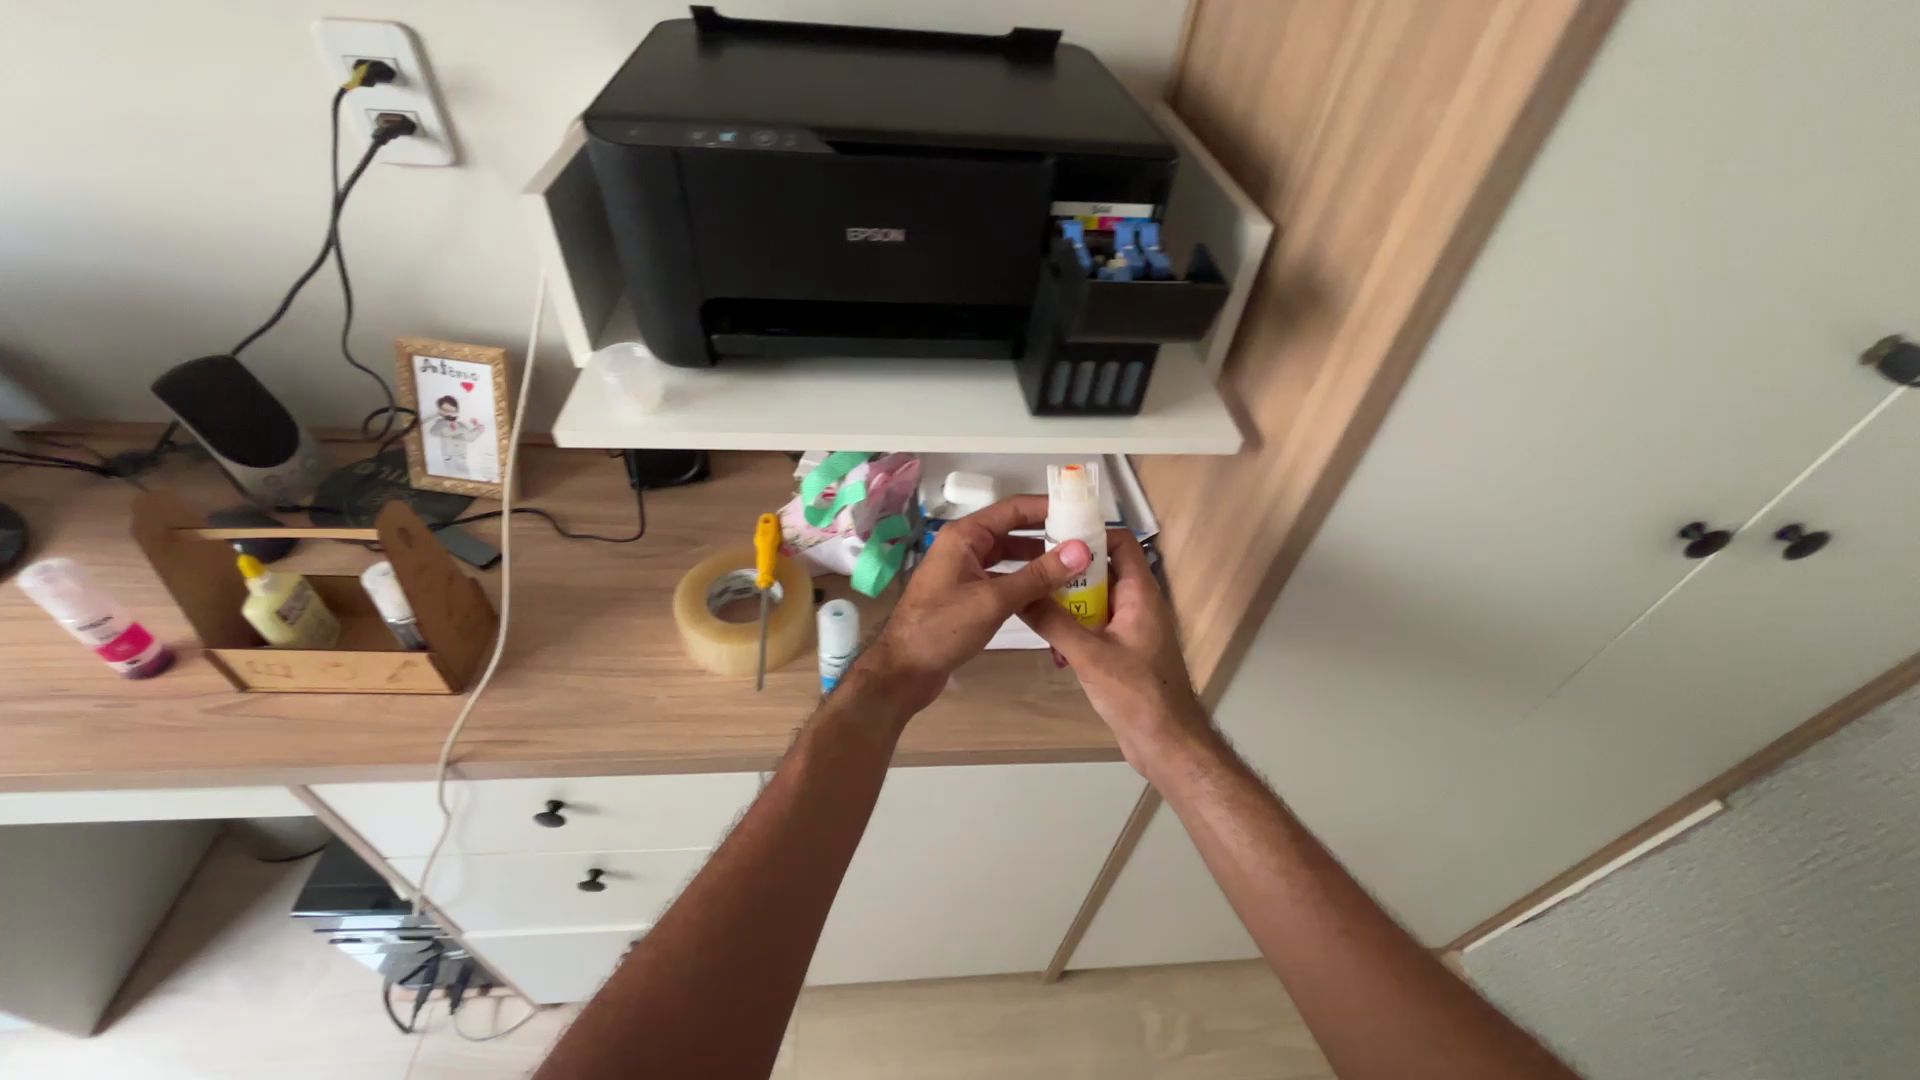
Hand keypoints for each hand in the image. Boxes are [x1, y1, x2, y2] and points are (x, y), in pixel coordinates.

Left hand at [864, 496, 1091, 714]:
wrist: (903, 669)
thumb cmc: (942, 628)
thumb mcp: (993, 599)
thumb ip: (1038, 575)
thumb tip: (1081, 550)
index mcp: (964, 536)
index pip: (1013, 509)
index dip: (1048, 508)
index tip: (1082, 512)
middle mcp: (964, 547)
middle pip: (1013, 532)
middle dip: (1048, 536)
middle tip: (1087, 544)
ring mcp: (964, 571)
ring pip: (1010, 558)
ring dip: (1039, 563)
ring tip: (1076, 569)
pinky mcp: (967, 595)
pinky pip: (1003, 580)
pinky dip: (1025, 584)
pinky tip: (1051, 595)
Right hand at [1018, 529, 1212, 782]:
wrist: (1165, 741)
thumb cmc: (1137, 694)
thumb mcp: (1089, 655)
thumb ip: (1053, 622)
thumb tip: (1019, 594)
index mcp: (1141, 594)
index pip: (1121, 543)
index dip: (1091, 532)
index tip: (1054, 534)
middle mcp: (1138, 604)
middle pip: (1103, 569)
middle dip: (1069, 570)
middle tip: (1033, 569)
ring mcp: (1132, 628)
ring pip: (1096, 599)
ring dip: (1069, 602)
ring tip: (1034, 602)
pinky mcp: (1123, 650)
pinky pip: (1096, 625)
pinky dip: (1075, 627)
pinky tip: (1050, 639)